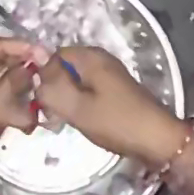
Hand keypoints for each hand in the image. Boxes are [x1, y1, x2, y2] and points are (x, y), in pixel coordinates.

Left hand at [0, 37, 42, 181]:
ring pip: (12, 83)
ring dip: (28, 88)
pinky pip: (14, 104)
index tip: (41, 53)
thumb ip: (10, 87)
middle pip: (5, 62)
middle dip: (26, 66)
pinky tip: (37, 114)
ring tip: (45, 93)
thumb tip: (35, 67)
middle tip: (48, 71)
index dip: (17, 46)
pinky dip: (25, 108)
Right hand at [36, 46, 187, 166]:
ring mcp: (110, 73)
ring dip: (66, 97)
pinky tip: (80, 120)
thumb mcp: (77, 107)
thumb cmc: (116, 122)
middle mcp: (100, 59)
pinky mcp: (115, 88)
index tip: (39, 99)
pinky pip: (89, 88)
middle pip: (65, 66)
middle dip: (54, 87)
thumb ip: (52, 88)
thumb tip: (35, 69)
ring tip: (62, 120)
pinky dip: (80, 101)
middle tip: (50, 114)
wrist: (157, 139)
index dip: (42, 75)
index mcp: (91, 57)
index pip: (54, 55)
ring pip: (76, 79)